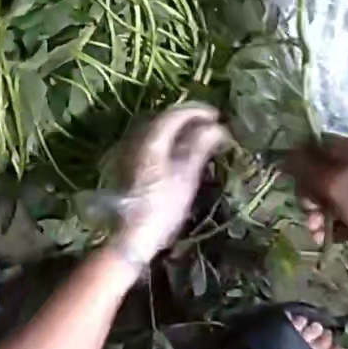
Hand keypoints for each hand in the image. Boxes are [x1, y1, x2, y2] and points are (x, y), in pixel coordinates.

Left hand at [115, 103, 230, 262]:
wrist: (131, 237)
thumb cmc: (161, 210)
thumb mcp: (186, 179)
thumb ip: (199, 149)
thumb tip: (216, 127)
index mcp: (151, 142)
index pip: (174, 115)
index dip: (197, 111)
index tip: (217, 116)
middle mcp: (137, 140)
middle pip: (164, 118)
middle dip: (189, 117)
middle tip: (212, 123)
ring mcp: (131, 151)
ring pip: (158, 129)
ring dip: (180, 128)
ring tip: (201, 135)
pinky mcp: (131, 163)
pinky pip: (153, 141)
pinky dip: (170, 139)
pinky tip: (182, 150)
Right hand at [286, 136, 347, 265]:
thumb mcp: (331, 182)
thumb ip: (304, 169)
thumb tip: (282, 155)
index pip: (314, 147)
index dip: (298, 163)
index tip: (289, 182)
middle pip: (319, 175)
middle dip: (308, 195)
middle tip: (308, 211)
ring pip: (330, 198)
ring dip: (318, 215)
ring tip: (316, 232)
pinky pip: (343, 216)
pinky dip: (333, 226)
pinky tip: (327, 239)